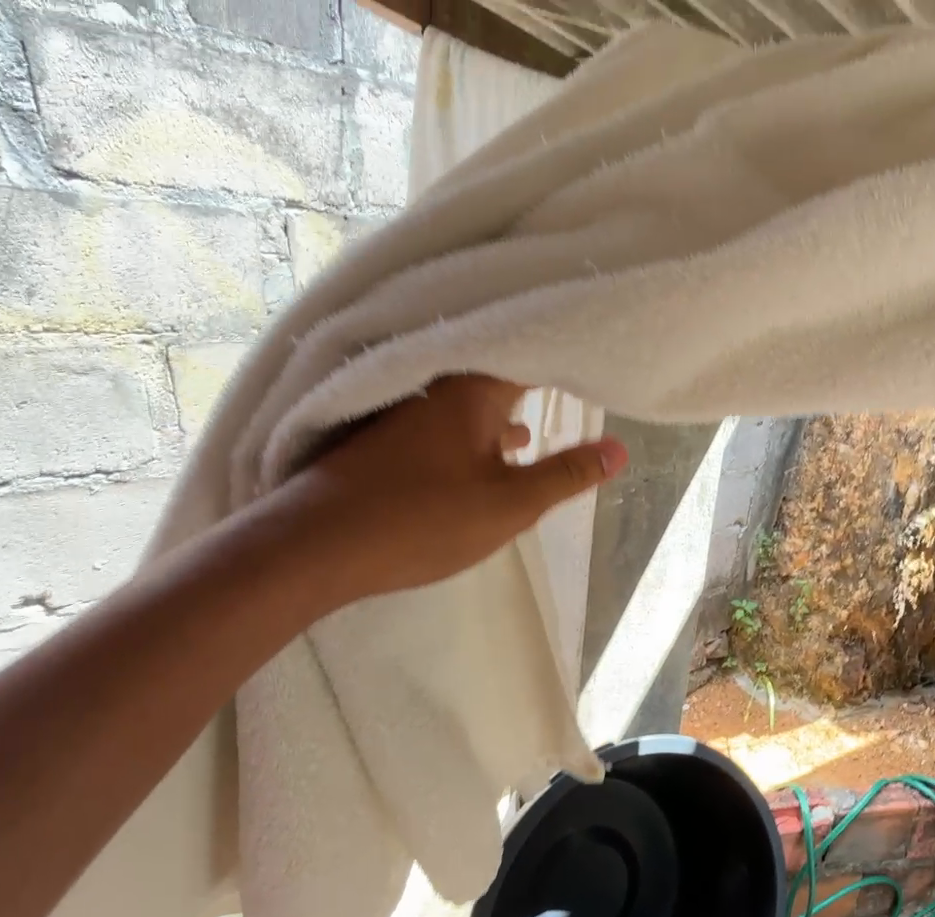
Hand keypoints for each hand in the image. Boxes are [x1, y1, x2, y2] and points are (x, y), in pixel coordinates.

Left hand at [262, 375, 625, 604]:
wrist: (315, 546)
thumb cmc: (421, 519)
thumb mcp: (510, 505)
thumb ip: (566, 475)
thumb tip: (619, 449)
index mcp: (471, 388)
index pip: (529, 352)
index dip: (566, 353)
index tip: (599, 358)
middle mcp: (436, 386)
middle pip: (498, 371)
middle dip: (538, 381)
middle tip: (579, 384)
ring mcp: (407, 410)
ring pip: (471, 398)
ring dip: (506, 409)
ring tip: (541, 422)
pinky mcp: (386, 436)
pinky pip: (448, 418)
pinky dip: (478, 429)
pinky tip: (493, 450)